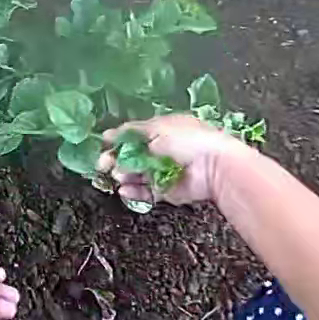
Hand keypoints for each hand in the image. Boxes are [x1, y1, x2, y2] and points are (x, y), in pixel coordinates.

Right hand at [97, 114, 253, 206]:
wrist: (214, 166)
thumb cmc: (188, 140)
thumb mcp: (157, 127)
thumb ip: (131, 131)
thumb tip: (108, 134)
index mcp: (164, 130)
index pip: (135, 135)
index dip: (118, 141)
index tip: (104, 146)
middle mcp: (164, 150)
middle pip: (133, 156)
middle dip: (118, 160)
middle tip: (104, 165)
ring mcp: (165, 171)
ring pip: (138, 175)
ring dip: (125, 176)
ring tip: (117, 177)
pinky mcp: (168, 191)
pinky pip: (147, 192)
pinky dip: (135, 192)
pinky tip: (124, 190)